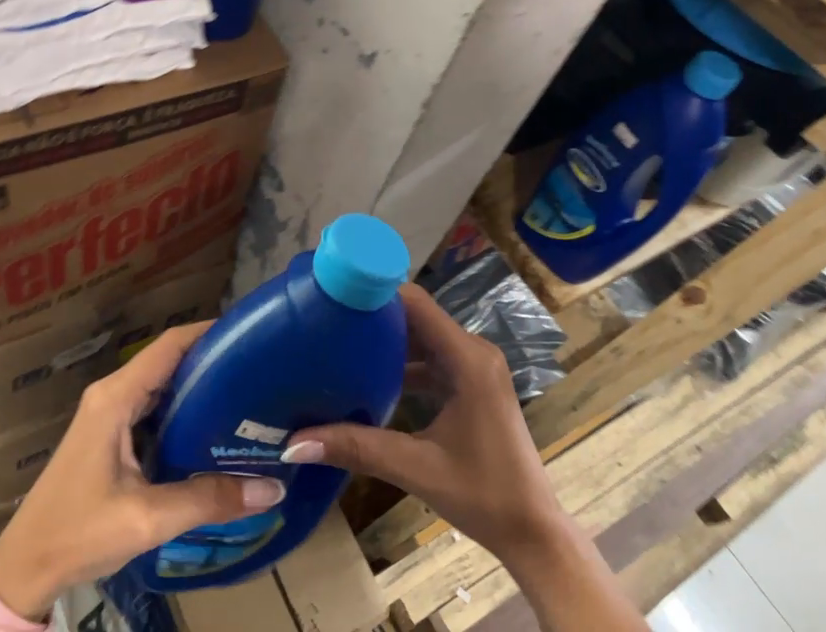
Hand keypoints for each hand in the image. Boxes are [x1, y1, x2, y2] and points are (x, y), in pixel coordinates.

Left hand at [0, 323, 287, 618]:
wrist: (26, 566)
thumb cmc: (79, 531)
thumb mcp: (148, 518)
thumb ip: (208, 499)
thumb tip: (273, 488)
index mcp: (115, 398)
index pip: (169, 345)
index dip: (208, 332)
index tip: (251, 333)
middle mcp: (112, 396)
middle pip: (168, 362)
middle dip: (213, 361)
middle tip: (261, 371)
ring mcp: (108, 416)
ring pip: (162, 387)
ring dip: (200, 388)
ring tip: (248, 397)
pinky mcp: (110, 437)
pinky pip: (154, 410)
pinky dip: (185, 412)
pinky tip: (215, 432)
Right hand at [280, 285, 567, 567]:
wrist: (531, 530)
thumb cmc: (482, 494)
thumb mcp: (415, 468)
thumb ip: (356, 447)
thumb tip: (294, 444)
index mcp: (468, 359)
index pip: (415, 303)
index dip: (375, 294)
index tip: (333, 297)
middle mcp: (474, 353)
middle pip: (416, 317)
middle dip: (373, 319)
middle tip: (325, 325)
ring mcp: (476, 370)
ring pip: (423, 339)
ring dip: (386, 343)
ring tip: (338, 348)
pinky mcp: (473, 387)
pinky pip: (432, 361)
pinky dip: (402, 366)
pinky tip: (369, 381)